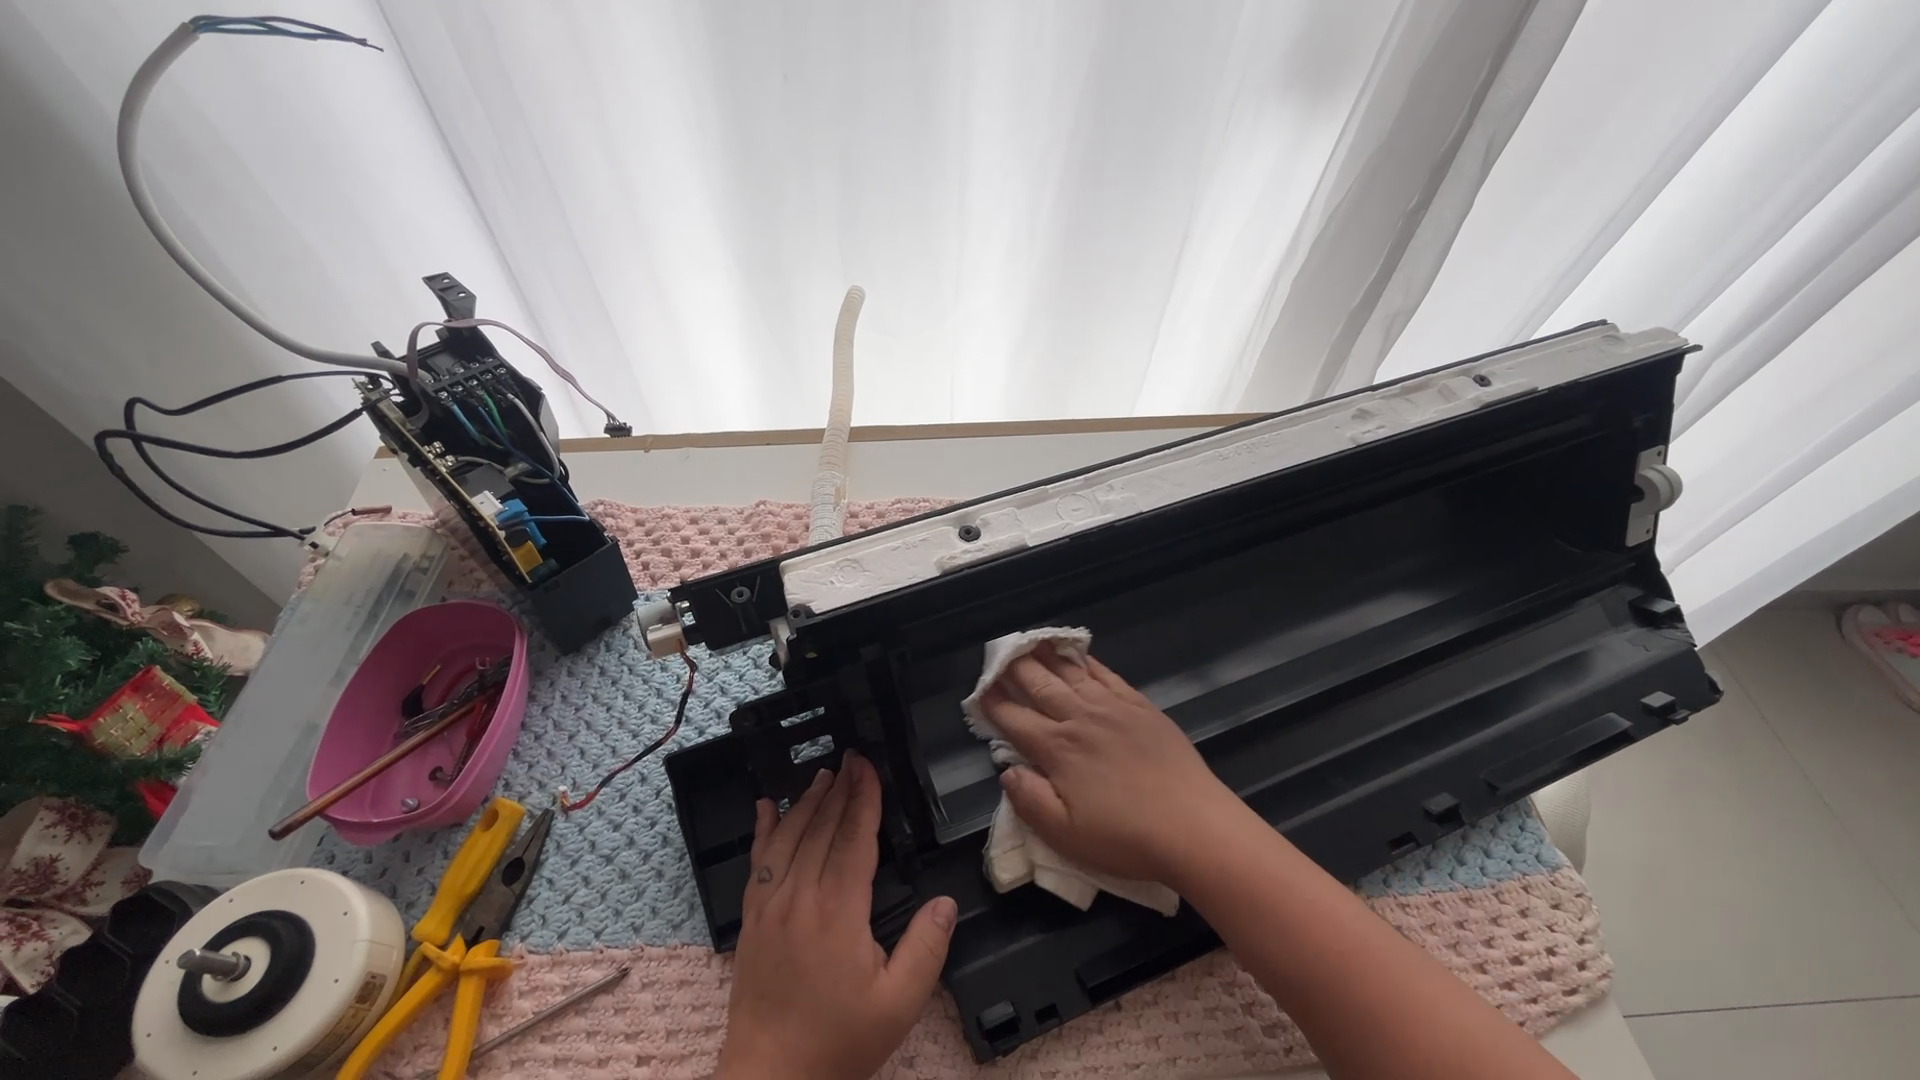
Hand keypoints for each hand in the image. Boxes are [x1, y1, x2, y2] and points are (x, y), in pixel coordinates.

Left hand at [715, 752, 957, 1079]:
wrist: (771, 1078)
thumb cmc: (838, 1042)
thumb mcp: (898, 1003)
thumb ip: (926, 948)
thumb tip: (946, 902)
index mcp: (838, 912)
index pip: (853, 839)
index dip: (864, 799)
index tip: (869, 767)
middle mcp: (799, 899)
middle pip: (821, 829)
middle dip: (840, 789)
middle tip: (852, 756)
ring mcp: (770, 907)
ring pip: (788, 838)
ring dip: (806, 802)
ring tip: (823, 774)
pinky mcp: (751, 921)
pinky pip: (757, 863)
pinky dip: (762, 832)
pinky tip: (764, 809)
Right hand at [981, 645, 1250, 887]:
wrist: (1194, 827)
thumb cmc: (1126, 837)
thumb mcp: (1065, 834)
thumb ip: (1029, 800)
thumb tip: (1006, 770)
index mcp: (1057, 750)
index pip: (1014, 719)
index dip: (993, 704)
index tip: (978, 692)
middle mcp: (1080, 719)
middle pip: (1038, 685)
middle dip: (1013, 668)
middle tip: (998, 654)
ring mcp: (1113, 709)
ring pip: (1071, 673)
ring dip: (1046, 656)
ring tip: (1030, 641)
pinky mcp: (1142, 708)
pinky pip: (1108, 675)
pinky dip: (1088, 662)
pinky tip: (1079, 655)